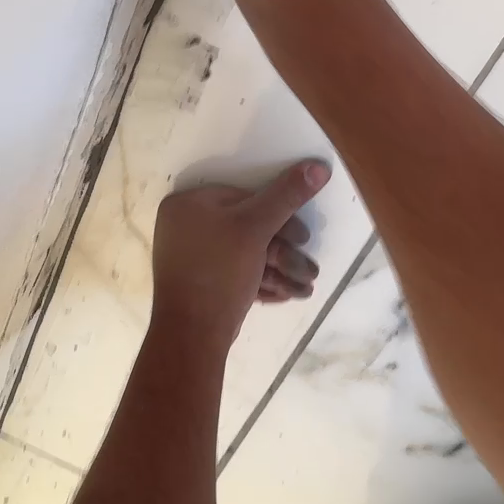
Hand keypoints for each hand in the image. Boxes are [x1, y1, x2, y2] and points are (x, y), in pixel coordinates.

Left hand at [150, 160, 331, 352]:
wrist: (192, 335)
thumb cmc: (219, 271)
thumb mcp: (256, 227)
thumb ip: (286, 196)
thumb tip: (318, 168)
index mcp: (188, 205)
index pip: (243, 198)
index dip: (279, 215)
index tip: (303, 236)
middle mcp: (185, 228)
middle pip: (247, 229)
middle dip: (284, 252)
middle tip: (310, 269)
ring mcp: (191, 259)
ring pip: (246, 256)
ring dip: (279, 271)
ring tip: (305, 289)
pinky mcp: (201, 285)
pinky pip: (236, 275)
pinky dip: (261, 282)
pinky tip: (286, 295)